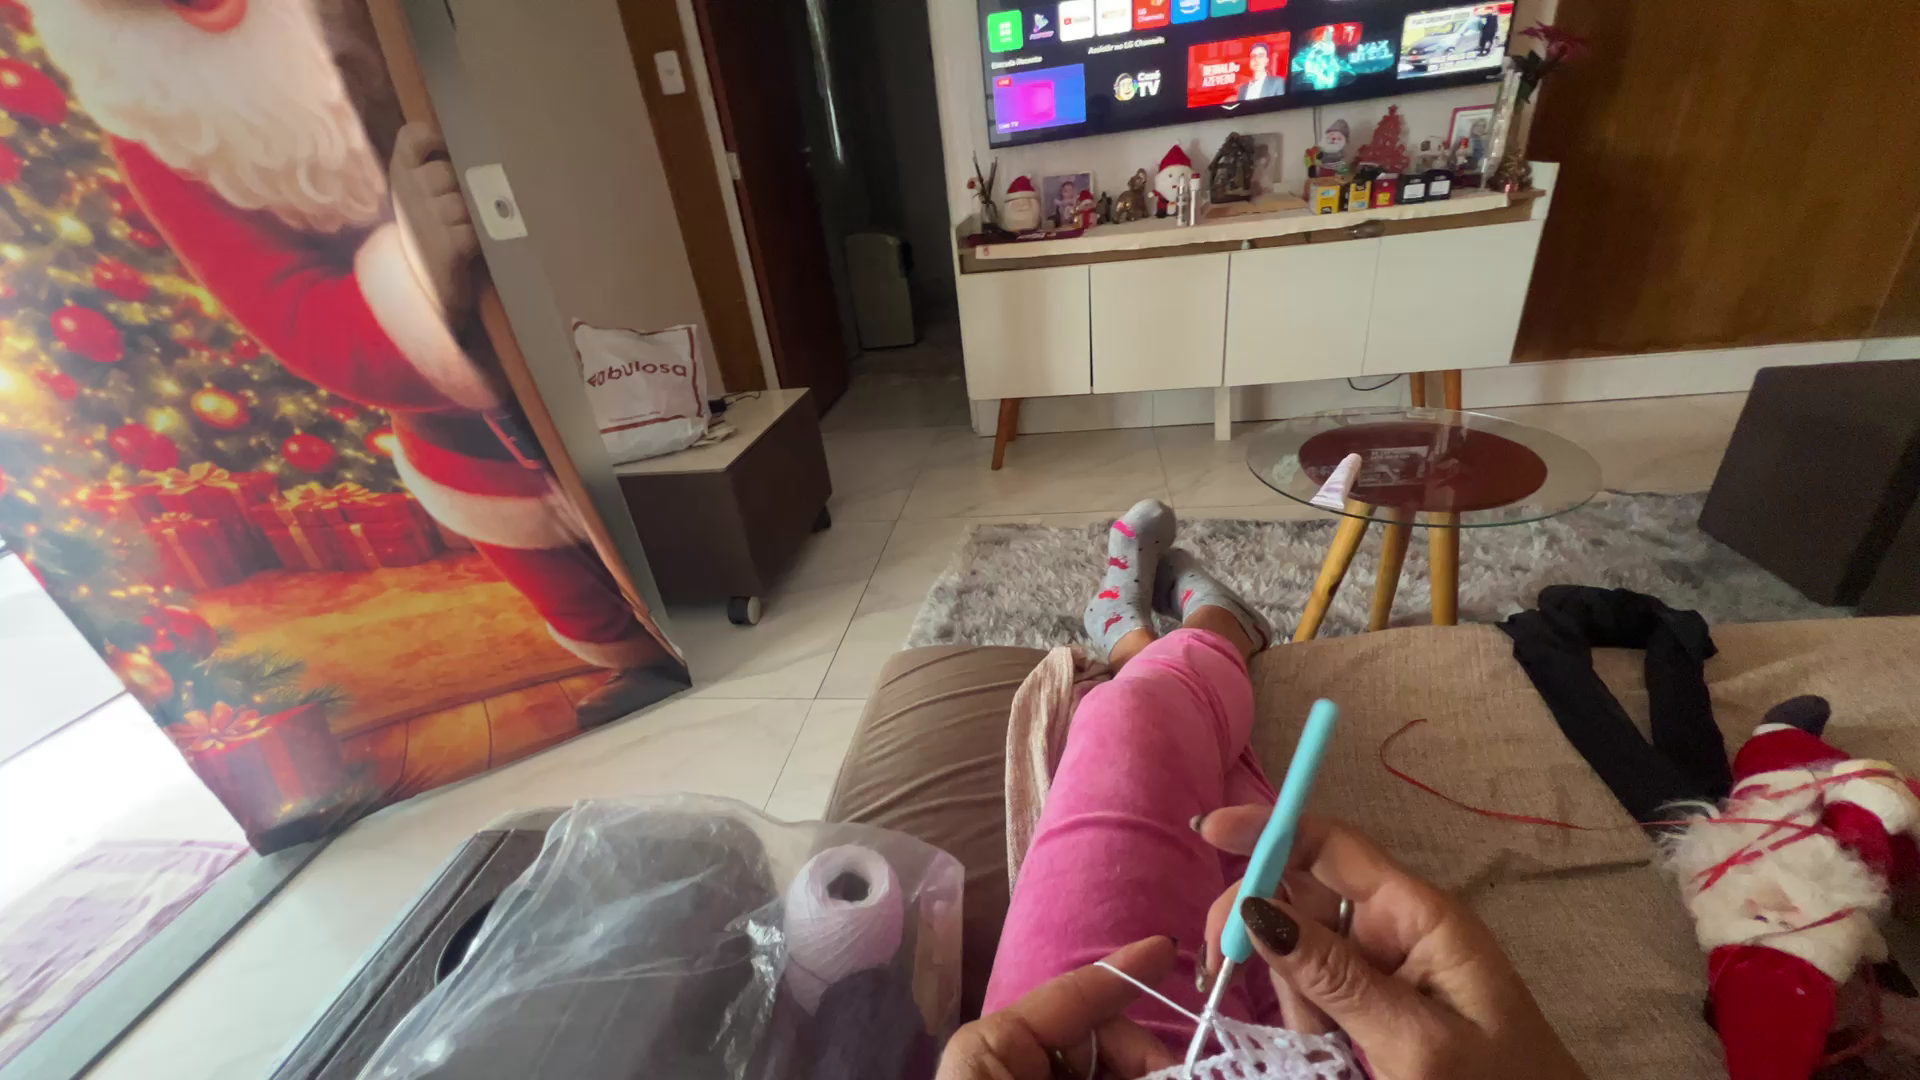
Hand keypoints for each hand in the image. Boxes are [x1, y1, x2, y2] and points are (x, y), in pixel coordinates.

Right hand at [388, 121, 479, 317]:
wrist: (425, 287)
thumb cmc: (433, 236)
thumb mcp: (426, 199)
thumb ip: (438, 172)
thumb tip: (475, 151)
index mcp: (401, 175)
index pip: (414, 138)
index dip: (434, 137)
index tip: (450, 146)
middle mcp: (408, 193)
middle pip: (449, 172)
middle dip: (466, 189)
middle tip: (468, 211)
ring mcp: (425, 219)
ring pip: (465, 202)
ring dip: (478, 217)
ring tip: (473, 231)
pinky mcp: (447, 246)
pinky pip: (475, 229)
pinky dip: (483, 238)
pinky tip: (479, 246)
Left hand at [935, 937, 1179, 1079]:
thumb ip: (1119, 1073)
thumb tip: (1185, 1071)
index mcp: (996, 1042)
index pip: (1074, 993)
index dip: (1125, 970)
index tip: (1169, 949)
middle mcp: (1011, 1058)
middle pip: (1100, 1038)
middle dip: (1148, 1058)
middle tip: (1194, 1078)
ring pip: (1105, 1070)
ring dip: (1142, 1076)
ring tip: (1181, 1078)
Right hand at [1198, 812, 1587, 1079]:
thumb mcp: (1415, 1046)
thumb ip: (1332, 975)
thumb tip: (1253, 908)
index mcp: (1418, 913)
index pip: (1329, 844)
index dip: (1267, 829)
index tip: (1207, 833)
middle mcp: (1395, 923)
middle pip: (1299, 889)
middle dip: (1259, 923)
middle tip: (1219, 965)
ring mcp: (1382, 960)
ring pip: (1296, 939)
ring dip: (1286, 982)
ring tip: (1316, 1041)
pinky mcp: (1371, 995)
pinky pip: (1310, 978)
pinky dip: (1299, 1005)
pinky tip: (1318, 1041)